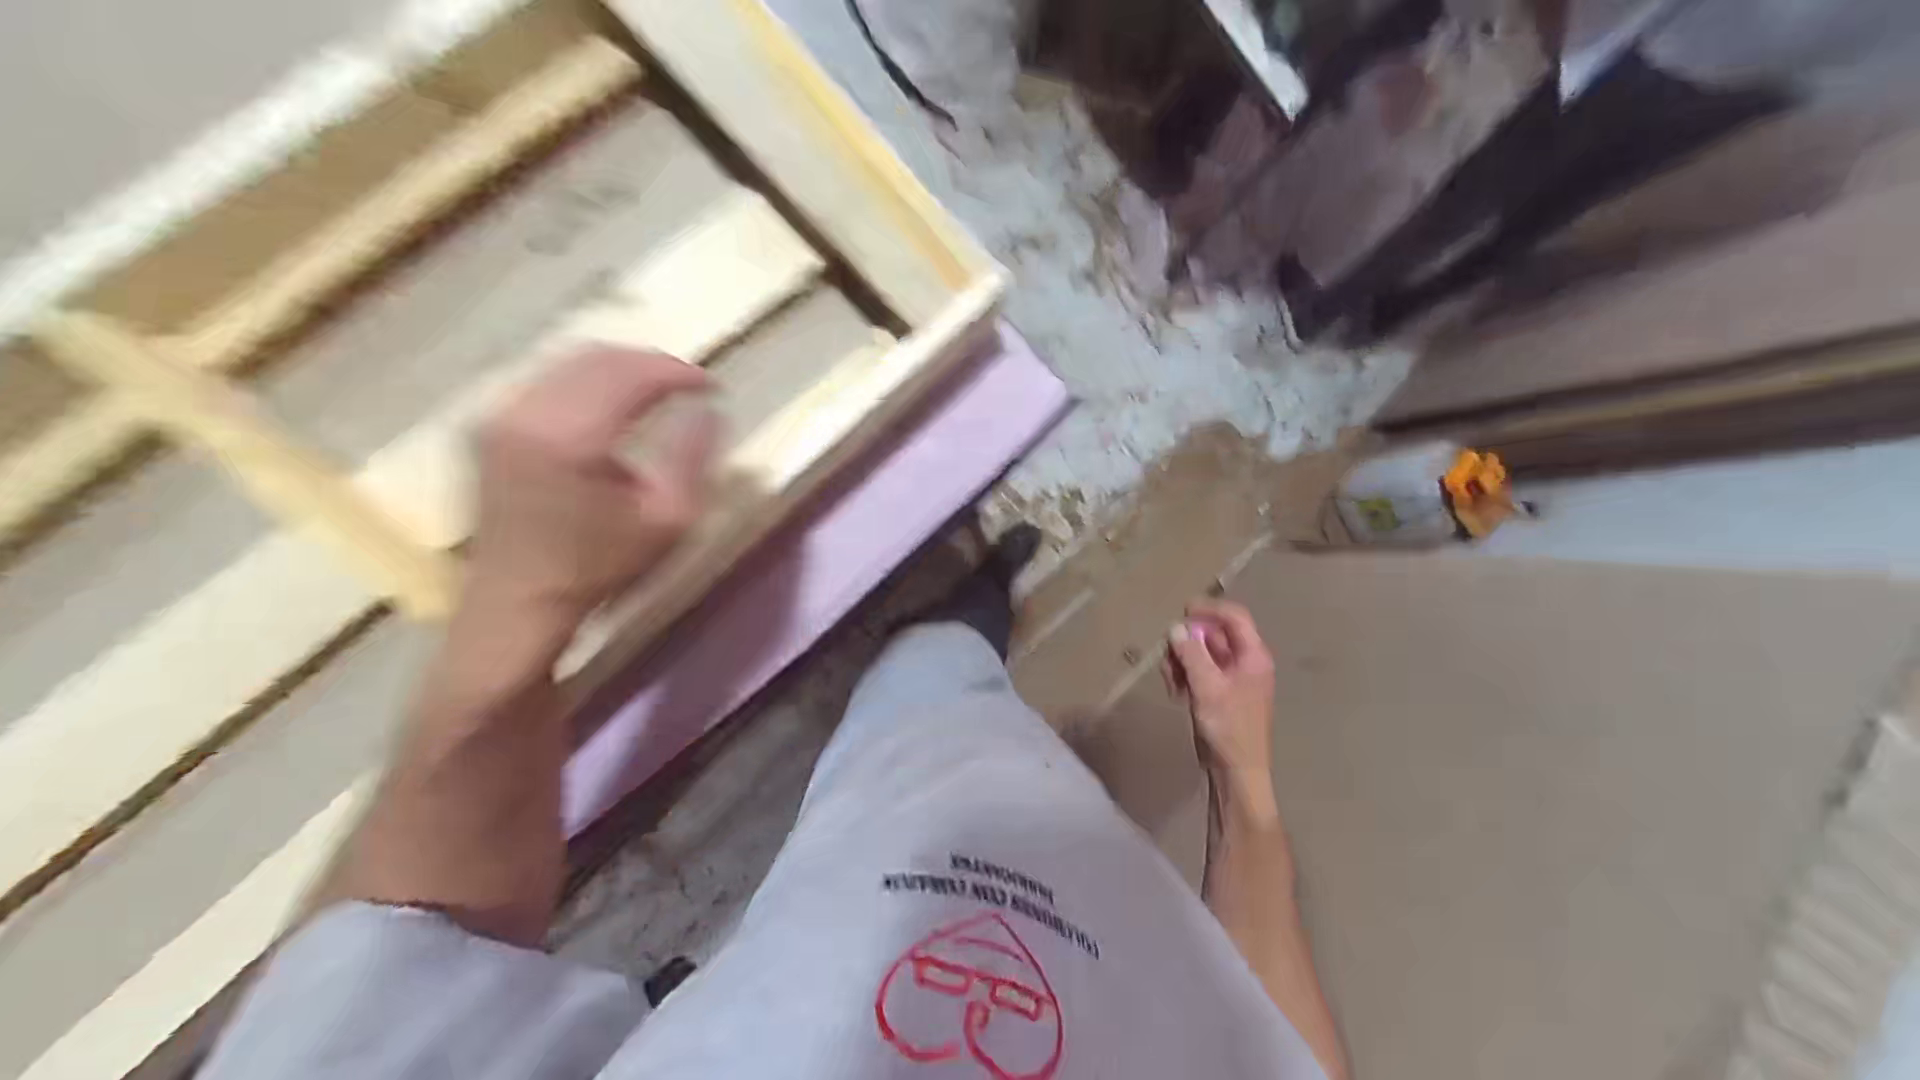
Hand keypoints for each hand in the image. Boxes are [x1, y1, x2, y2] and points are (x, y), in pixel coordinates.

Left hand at [466, 346, 717, 628]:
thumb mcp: (669, 521)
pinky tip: (613, 401)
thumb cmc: (599, 567)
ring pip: (570, 360)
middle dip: (652, 363)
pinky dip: (589, 379)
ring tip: (657, 389)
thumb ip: (693, 458)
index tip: (712, 387)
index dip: (678, 372)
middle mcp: (527, 412)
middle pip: (599, 357)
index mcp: (571, 437)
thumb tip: (709, 411)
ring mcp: (500, 414)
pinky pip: (547, 377)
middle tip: (689, 384)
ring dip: (621, 368)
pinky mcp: (490, 424)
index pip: (631, 374)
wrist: (517, 601)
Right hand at [1166, 598, 1276, 797]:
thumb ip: (1191, 654)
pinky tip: (1176, 691)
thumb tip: (1175, 628)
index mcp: (1253, 656)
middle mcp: (1244, 661)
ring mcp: (1230, 677)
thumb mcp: (1208, 688)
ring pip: (1201, 652)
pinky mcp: (1217, 692)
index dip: (1209, 609)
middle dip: (1187, 641)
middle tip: (1168, 656)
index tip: (1182, 611)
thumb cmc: (1229, 728)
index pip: (1234, 617)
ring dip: (1182, 660)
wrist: (1236, 771)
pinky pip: (1197, 670)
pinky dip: (1184, 675)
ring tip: (1171, 680)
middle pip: (1213, 633)